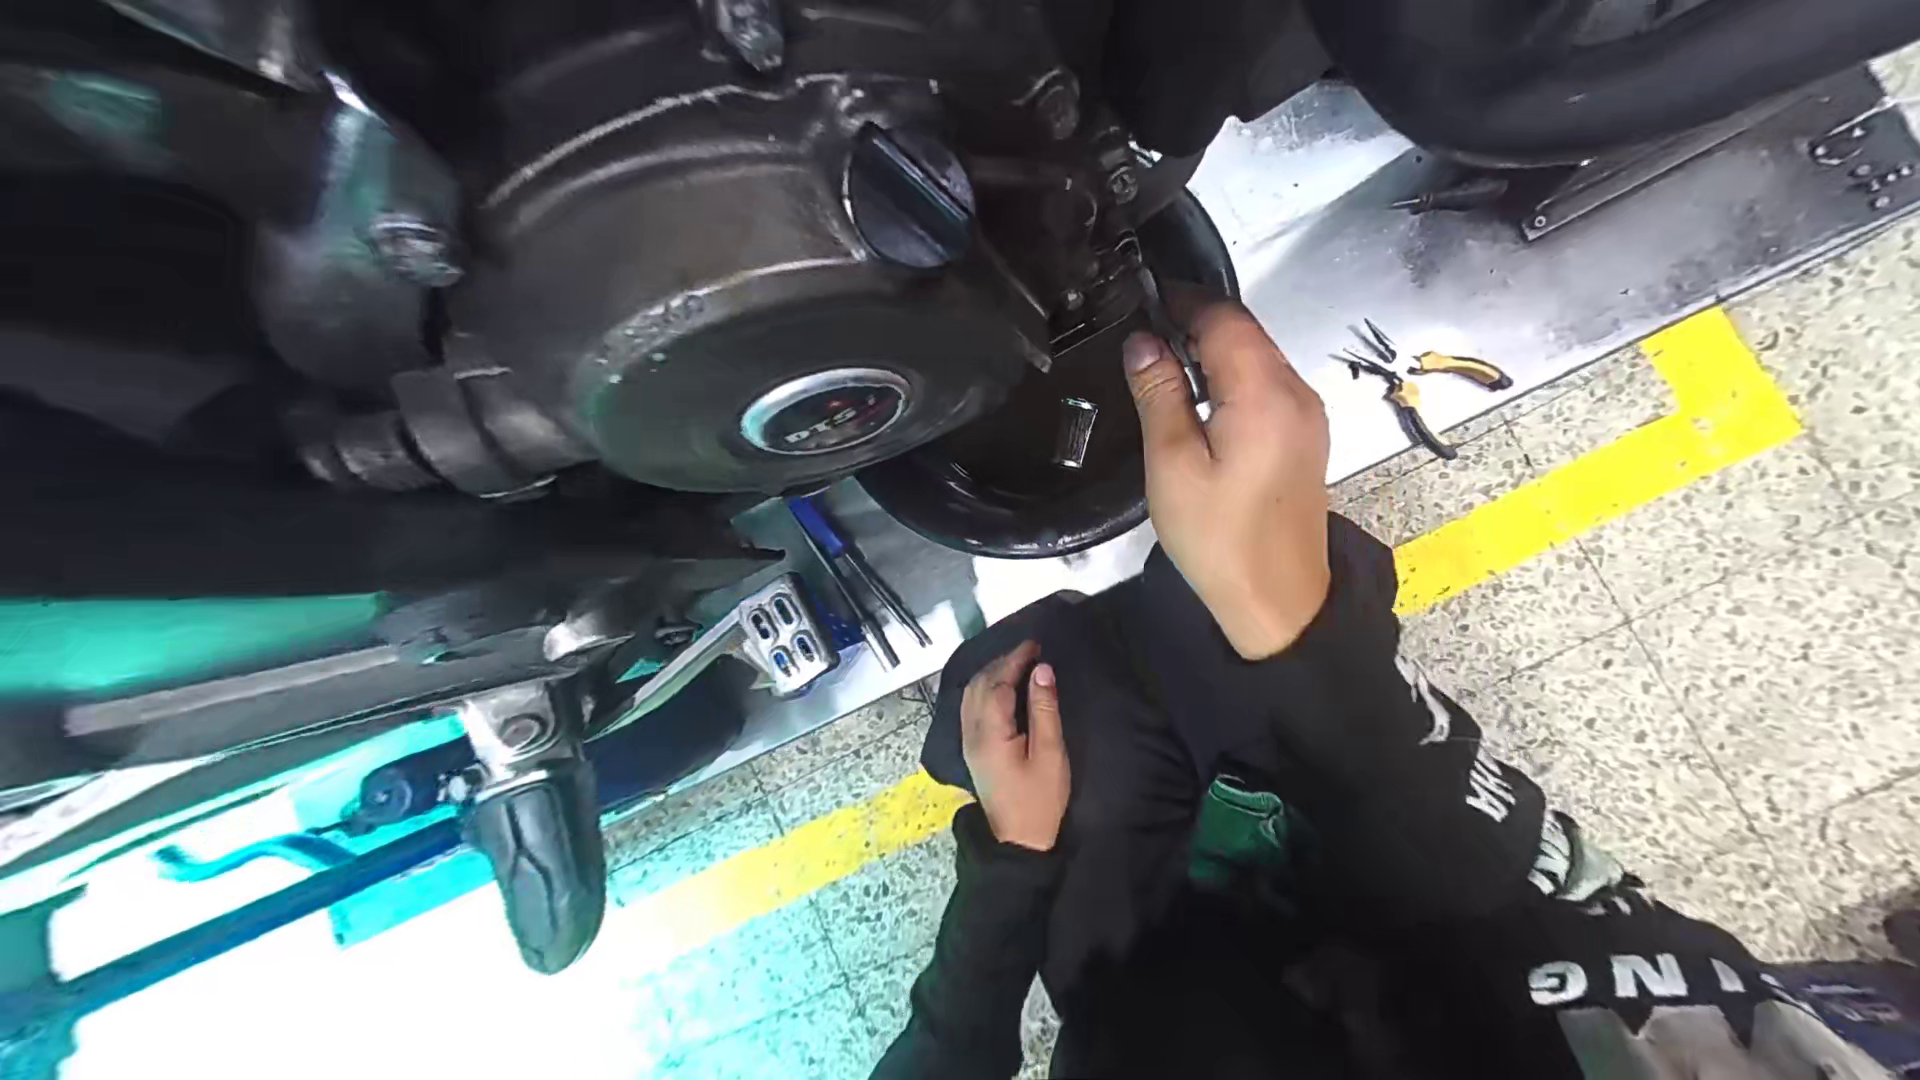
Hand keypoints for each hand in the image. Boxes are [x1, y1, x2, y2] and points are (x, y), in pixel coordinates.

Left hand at [959, 641, 1070, 850]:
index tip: (1035, 644)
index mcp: (990, 732)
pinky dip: (985, 687)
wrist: (1017, 843)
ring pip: (972, 693)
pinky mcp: (971, 748)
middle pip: (980, 683)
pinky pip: (971, 705)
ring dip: (992, 672)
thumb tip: (1042, 670)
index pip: (998, 682)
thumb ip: (1044, 710)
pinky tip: (1000, 685)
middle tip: (1030, 650)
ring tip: (1018, 663)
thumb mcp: (1050, 755)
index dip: (1015, 659)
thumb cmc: (1039, 801)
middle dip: (1003, 661)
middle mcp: (972, 731)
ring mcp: (968, 740)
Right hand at [1122, 300, 1331, 659]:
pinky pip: (1266, 386)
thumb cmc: (1217, 536)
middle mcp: (1296, 393)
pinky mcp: (1305, 437)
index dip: (1183, 301)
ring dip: (1212, 350)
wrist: (1277, 599)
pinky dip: (1230, 377)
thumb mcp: (1173, 465)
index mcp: (1263, 394)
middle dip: (1195, 322)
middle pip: (1246, 333)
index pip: (1225, 319)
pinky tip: (1199, 399)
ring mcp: (1307, 415)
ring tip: (1161, 364)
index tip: (1141, 298)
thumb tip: (1143, 342)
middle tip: (1142, 333)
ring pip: (1257, 358)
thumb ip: (1159, 395)